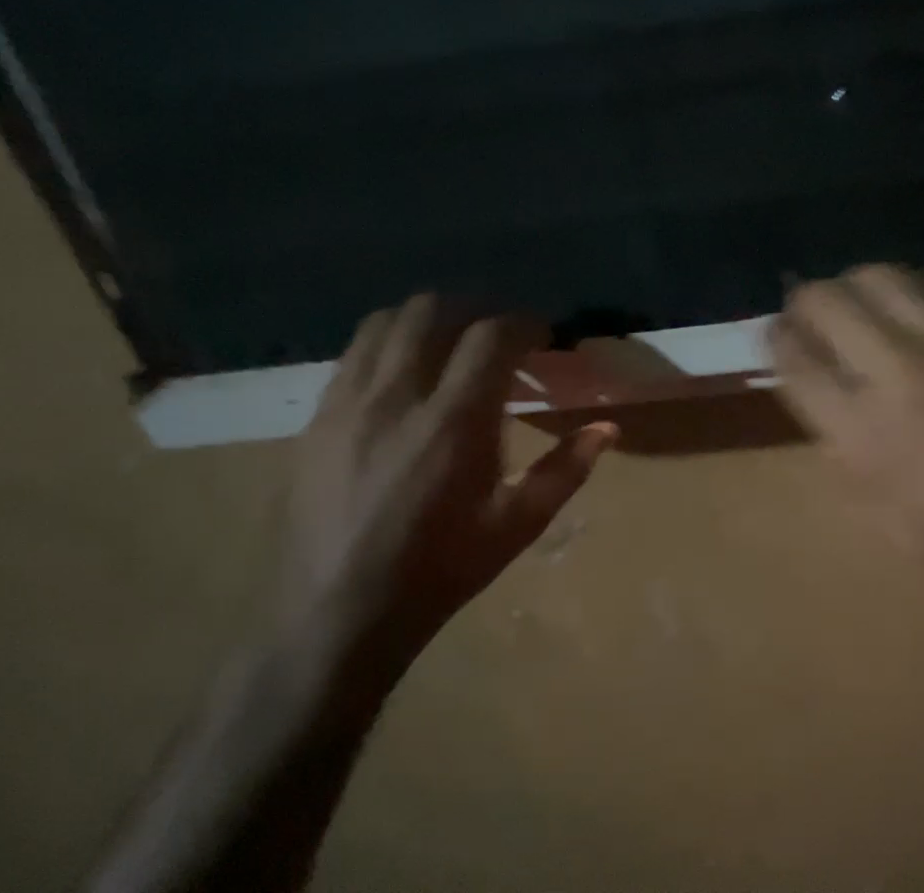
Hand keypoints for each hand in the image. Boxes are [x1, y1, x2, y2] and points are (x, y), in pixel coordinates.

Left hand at [277, 295, 614, 652]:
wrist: (334, 612)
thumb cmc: (440, 569)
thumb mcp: (518, 525)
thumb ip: (566, 469)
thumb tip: (607, 427)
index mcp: (453, 423)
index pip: (491, 336)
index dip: (525, 324)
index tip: (545, 337)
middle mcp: (395, 398)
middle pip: (431, 310)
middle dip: (476, 310)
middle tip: (502, 339)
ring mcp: (346, 404)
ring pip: (383, 322)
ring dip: (428, 320)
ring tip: (454, 348)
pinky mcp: (316, 419)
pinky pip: (353, 355)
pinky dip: (388, 345)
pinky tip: (408, 380)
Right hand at [768, 264, 923, 594]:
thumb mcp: (907, 531)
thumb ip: (859, 468)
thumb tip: (838, 419)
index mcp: (866, 434)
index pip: (795, 364)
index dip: (777, 344)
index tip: (778, 338)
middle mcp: (898, 368)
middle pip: (828, 302)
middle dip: (807, 302)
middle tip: (813, 311)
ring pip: (883, 275)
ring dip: (861, 284)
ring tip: (867, 301)